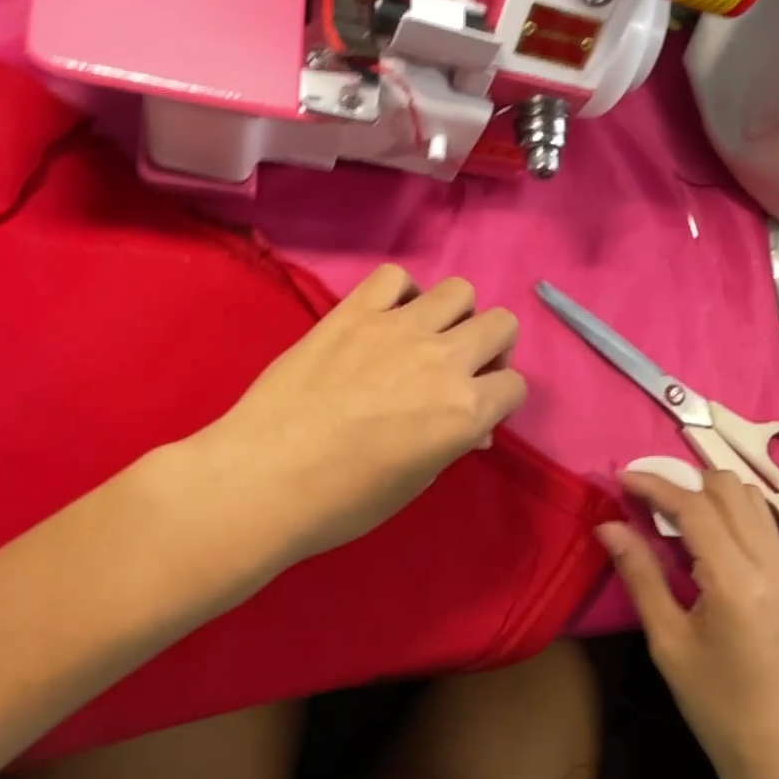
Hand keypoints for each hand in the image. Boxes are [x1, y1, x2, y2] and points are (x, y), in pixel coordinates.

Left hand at [186, 264, 525, 574]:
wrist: (263, 479)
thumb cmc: (344, 500)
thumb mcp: (417, 482)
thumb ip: (453, 442)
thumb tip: (470, 427)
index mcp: (466, 410)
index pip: (515, 385)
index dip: (499, 401)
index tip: (475, 415)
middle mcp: (444, 359)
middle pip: (501, 324)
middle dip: (491, 349)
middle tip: (461, 373)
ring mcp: (398, 327)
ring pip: (458, 291)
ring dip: (453, 316)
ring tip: (424, 341)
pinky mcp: (354, 312)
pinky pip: (395, 277)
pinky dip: (401, 294)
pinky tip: (385, 321)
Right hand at [597, 471, 778, 778]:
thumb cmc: (715, 706)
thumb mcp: (668, 642)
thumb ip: (640, 574)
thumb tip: (607, 526)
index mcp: (736, 579)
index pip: (694, 506)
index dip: (655, 485)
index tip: (620, 479)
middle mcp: (771, 562)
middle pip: (729, 488)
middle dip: (684, 482)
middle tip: (646, 502)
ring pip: (753, 500)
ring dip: (712, 494)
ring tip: (674, 518)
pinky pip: (765, 524)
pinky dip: (733, 514)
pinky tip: (707, 542)